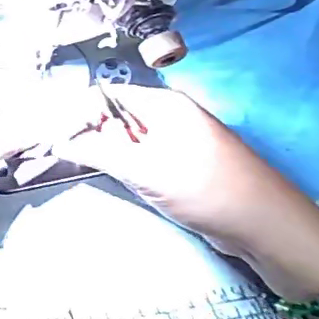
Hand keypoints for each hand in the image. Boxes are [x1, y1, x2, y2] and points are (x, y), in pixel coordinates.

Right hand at [57, 85, 318, 298]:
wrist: (262, 223)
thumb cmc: (202, 188)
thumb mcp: (143, 168)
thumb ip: (99, 150)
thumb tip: (60, 138)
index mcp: (162, 104)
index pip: (108, 95)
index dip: (80, 114)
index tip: (57, 139)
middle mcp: (170, 115)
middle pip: (117, 117)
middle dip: (94, 136)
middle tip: (74, 160)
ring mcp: (179, 140)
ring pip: (131, 140)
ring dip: (113, 156)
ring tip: (96, 172)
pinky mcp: (185, 164)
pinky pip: (147, 158)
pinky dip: (132, 169)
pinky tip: (127, 184)